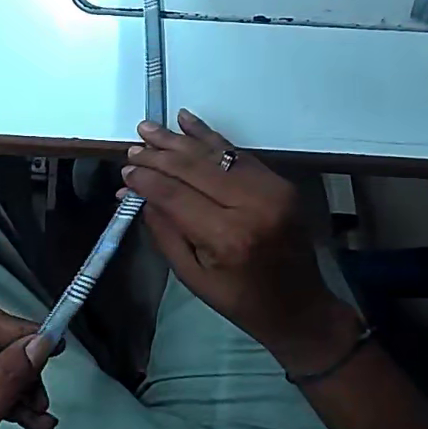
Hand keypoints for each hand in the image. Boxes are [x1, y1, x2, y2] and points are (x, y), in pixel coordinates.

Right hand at [121, 110, 359, 366]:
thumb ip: (164, 231)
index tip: (125, 171)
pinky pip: (237, 153)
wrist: (302, 307)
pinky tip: (185, 121)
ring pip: (214, 154)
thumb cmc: (241, 300)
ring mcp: (271, 190)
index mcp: (229, 237)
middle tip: (132, 149)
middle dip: (157, 157)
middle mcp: (253, 206)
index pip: (175, 195)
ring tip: (148, 128)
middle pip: (193, 169)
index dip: (146, 180)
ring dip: (178, 140)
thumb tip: (136, 192)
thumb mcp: (192, 275)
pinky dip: (209, 136)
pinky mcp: (279, 182)